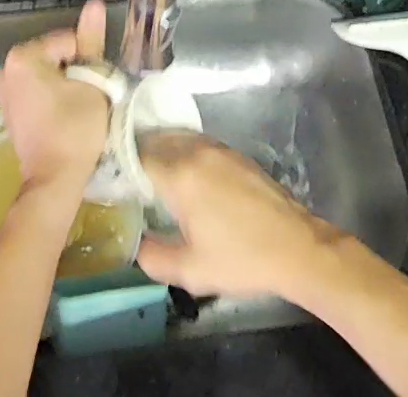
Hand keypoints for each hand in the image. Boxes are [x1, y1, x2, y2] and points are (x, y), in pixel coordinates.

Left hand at [0, 0, 109, 193]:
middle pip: (57, 55)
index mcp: (23, 56)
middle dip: (77, 69)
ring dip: (67, 83)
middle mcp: (7, 69)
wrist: (54, 180)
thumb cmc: (75, 128)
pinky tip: (67, 116)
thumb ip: (92, 42)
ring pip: (49, 73)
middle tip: (91, 96)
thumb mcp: (91, 82)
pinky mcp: (10, 110)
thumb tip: (95, 3)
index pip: (69, 40)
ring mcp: (5, 91)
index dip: (89, 60)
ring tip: (81, 107)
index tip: (96, 85)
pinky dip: (55, 96)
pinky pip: (39, 90)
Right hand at [135, 133, 341, 297]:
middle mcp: (196, 152)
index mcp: (180, 175)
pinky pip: (196, 142)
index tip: (109, 182)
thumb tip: (134, 242)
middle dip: (136, 155)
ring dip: (159, 150)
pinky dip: (181, 151)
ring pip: (176, 137)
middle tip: (125, 180)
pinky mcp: (235, 153)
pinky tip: (182, 177)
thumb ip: (152, 256)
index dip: (118, 168)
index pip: (135, 156)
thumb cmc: (242, 259)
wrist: (297, 248)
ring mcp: (218, 148)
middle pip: (153, 140)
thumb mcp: (190, 270)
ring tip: (149, 177)